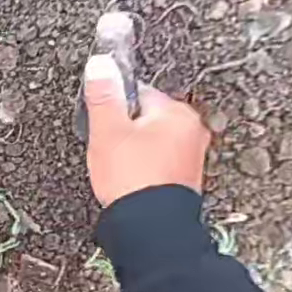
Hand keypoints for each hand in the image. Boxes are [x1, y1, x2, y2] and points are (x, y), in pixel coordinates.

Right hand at [82, 53, 210, 205]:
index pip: (139, 93)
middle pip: (146, 117)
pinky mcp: (185, 178)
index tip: (105, 124)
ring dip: (135, 150)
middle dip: (125, 131)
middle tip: (111, 150)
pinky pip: (159, 161)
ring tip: (121, 169)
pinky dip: (144, 167)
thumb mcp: (107, 131)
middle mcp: (191, 131)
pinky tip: (131, 180)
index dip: (115, 108)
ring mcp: (191, 156)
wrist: (149, 226)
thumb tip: (101, 64)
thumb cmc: (132, 179)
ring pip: (152, 141)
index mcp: (176, 113)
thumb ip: (104, 95)